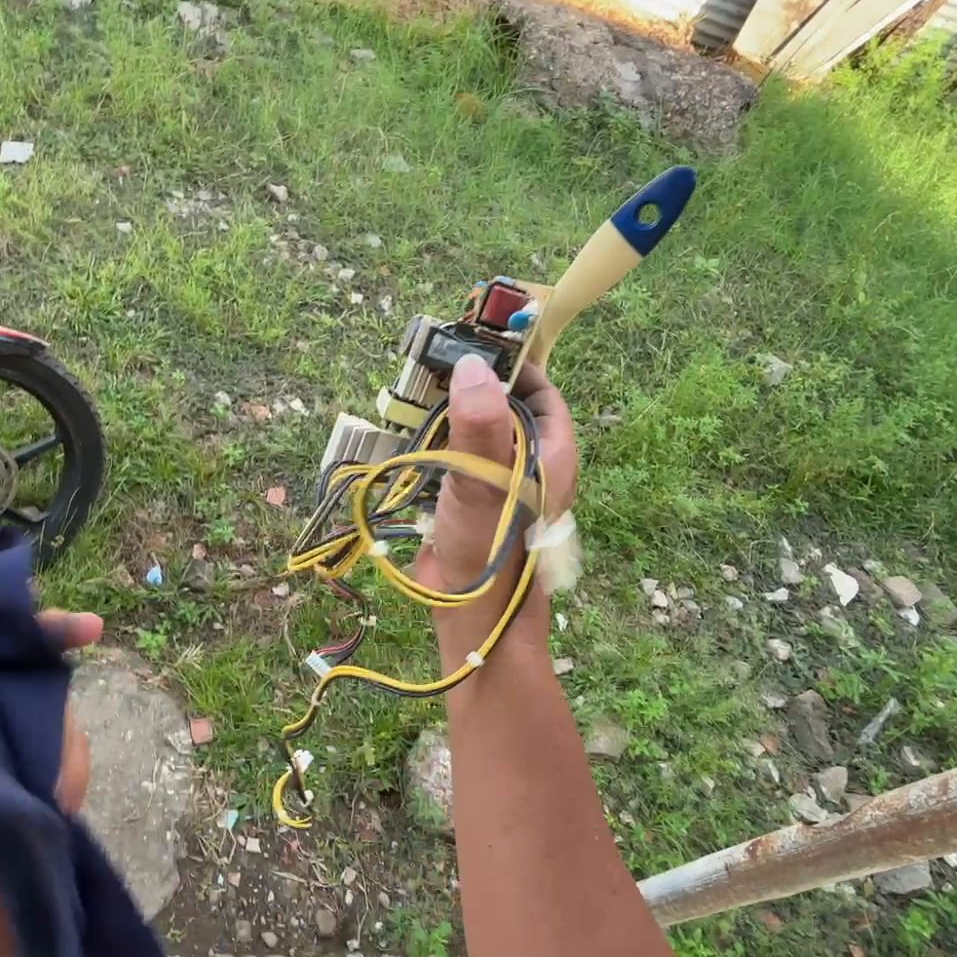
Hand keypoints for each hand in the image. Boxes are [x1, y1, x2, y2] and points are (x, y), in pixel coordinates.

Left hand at [0, 599, 101, 956]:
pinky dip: (70, 783)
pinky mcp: (33, 795)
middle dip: (54, 708)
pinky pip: (70, 766)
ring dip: (62, 758)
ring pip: (58, 726)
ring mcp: (4, 764)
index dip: (29, 628)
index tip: (81, 627)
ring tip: (49, 799)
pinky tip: (58, 808)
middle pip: (32, 683)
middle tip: (61, 749)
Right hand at [416, 355, 577, 654]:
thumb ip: (481, 425)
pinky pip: (452, 457)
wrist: (469, 613)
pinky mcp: (466, 499)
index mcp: (551, 453)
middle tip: (434, 363)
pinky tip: (405, 431)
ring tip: (414, 389)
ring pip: (474, 432)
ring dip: (447, 412)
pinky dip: (431, 441)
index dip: (515, 367)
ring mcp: (495, 481)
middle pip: (503, 408)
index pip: (541, 393)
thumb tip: (472, 365)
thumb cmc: (491, 547)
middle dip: (472, 385)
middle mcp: (527, 463)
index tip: (478, 343)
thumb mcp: (487, 480)